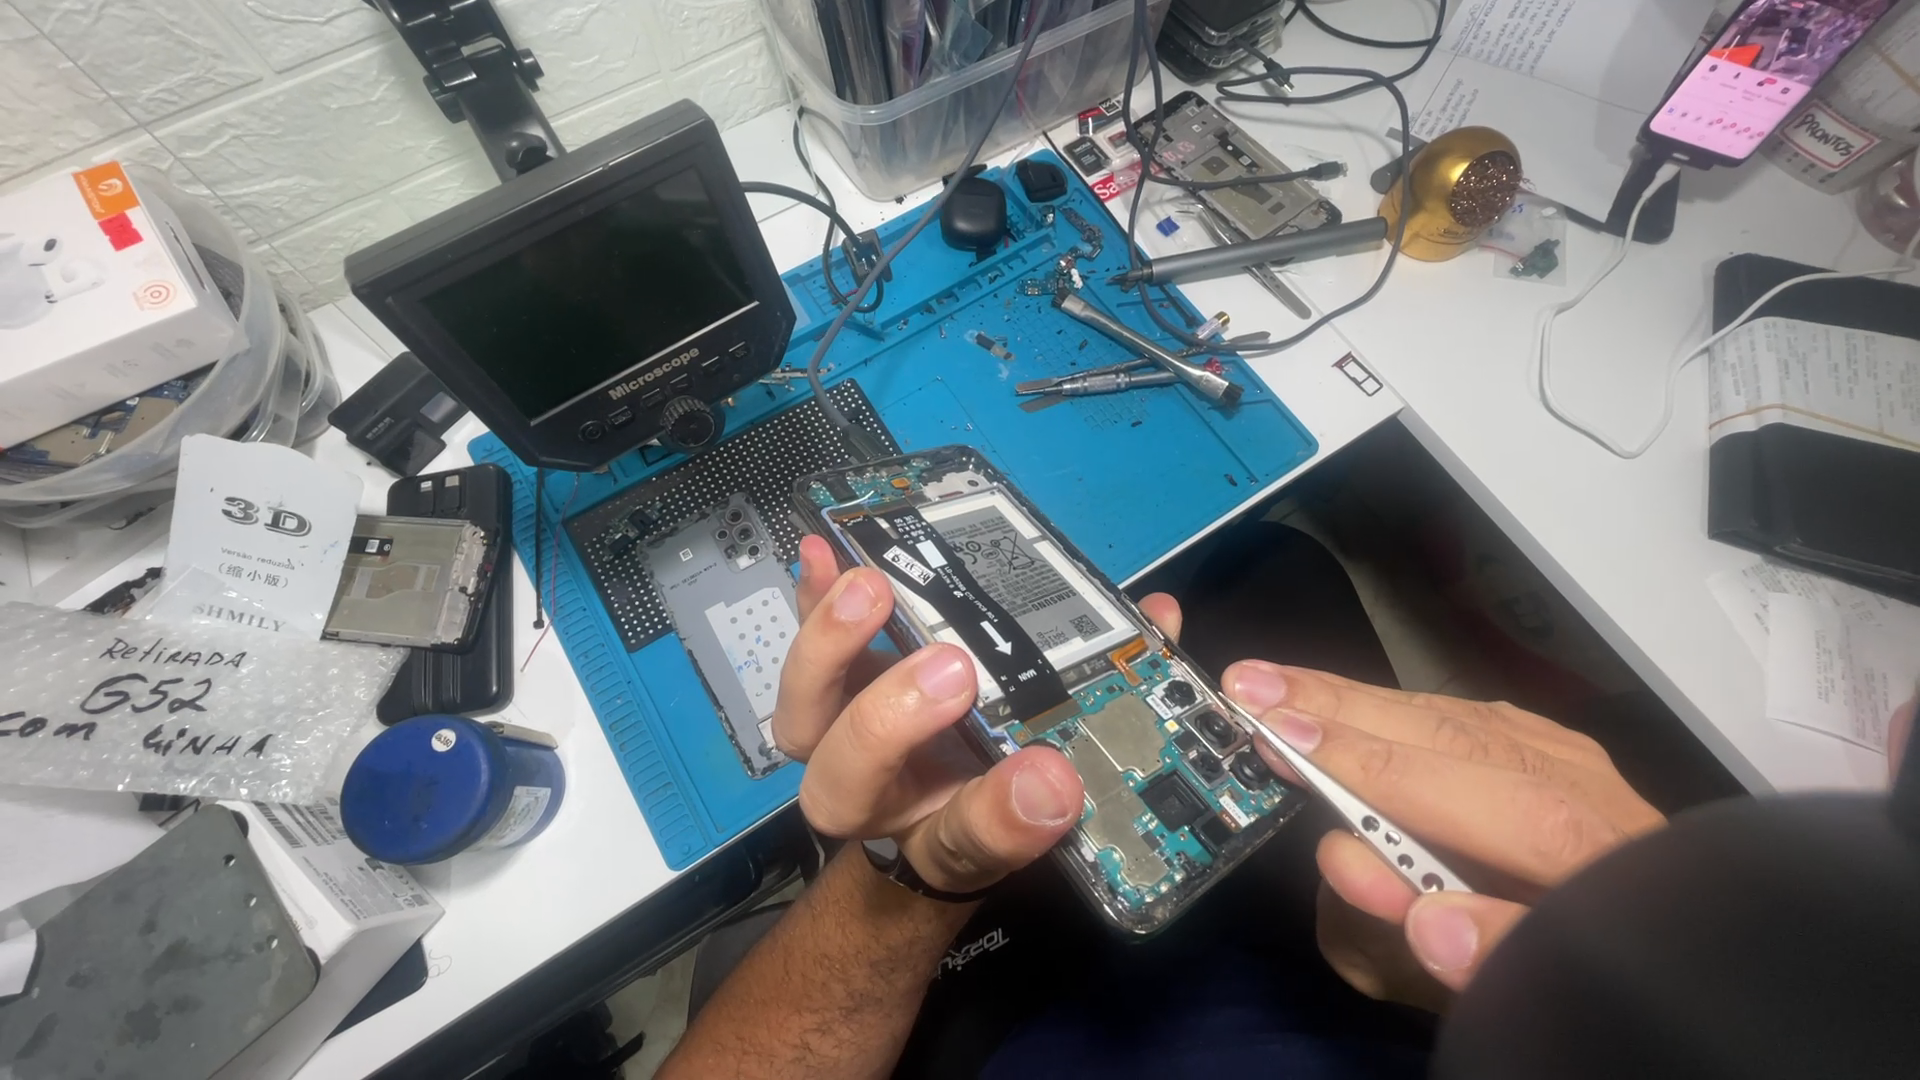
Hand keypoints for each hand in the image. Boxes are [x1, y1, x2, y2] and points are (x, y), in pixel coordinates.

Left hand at [774, 537, 1183, 893]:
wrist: (926, 797)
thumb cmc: (991, 784)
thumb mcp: (1051, 762)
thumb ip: (1099, 702)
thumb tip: (1156, 622)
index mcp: (940, 831)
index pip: (962, 841)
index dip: (998, 816)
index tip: (1049, 780)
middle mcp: (879, 793)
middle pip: (846, 782)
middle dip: (891, 727)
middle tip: (955, 670)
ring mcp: (842, 736)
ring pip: (805, 712)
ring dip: (831, 648)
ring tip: (868, 587)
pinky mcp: (829, 685)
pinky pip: (802, 648)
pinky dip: (808, 601)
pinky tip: (820, 552)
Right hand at [1221, 663, 1664, 1004]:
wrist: (1605, 943)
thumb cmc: (1535, 979)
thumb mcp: (1510, 998)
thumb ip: (1478, 961)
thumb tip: (1427, 923)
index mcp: (1614, 875)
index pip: (1513, 815)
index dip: (1389, 778)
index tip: (1292, 749)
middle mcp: (1602, 798)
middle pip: (1467, 742)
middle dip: (1346, 716)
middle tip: (1250, 687)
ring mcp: (1568, 758)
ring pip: (1447, 715)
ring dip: (1344, 699)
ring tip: (1264, 679)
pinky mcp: (1531, 738)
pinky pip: (1440, 711)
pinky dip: (1367, 703)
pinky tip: (1316, 690)